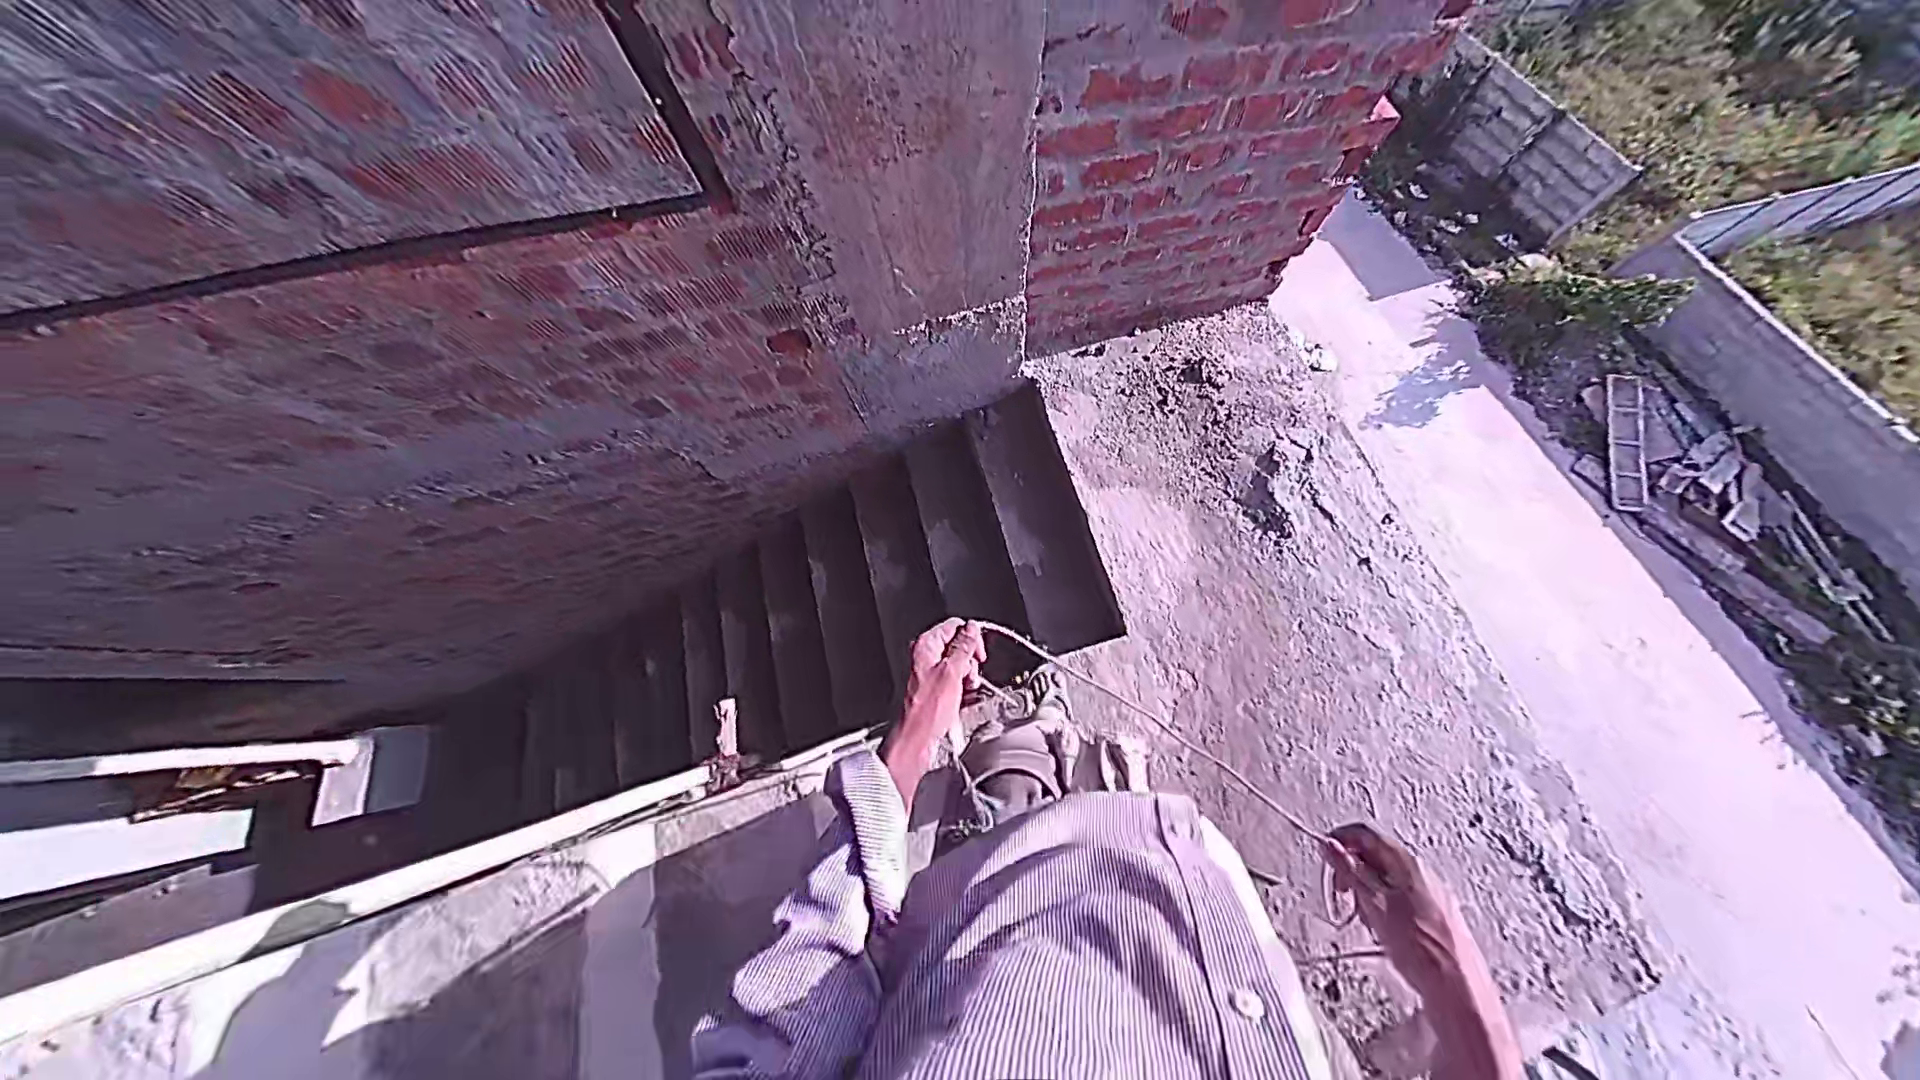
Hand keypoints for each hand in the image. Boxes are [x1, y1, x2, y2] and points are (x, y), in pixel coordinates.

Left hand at [902, 618, 984, 739]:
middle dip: (970, 659)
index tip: (978, 653)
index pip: (954, 626)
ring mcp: (930, 671)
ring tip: (965, 687)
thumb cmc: (927, 710)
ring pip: (959, 662)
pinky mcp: (935, 686)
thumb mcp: (952, 673)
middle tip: (969, 674)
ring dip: (968, 674)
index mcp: (926, 645)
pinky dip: (962, 684)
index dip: (970, 638)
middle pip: (958, 645)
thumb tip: (971, 628)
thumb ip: (964, 647)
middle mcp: (926, 655)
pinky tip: (962, 694)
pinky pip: (955, 678)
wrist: (918, 738)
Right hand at [1322, 823, 1521, 1079]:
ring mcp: (1432, 896)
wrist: (1459, 995)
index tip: (1325, 854)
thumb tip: (1329, 844)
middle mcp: (1423, 874)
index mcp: (1409, 862)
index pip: (1366, 832)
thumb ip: (1348, 869)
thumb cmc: (1420, 950)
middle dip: (1351, 869)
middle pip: (1375, 854)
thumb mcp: (1372, 903)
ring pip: (1385, 878)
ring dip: (1365, 890)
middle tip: (1341, 890)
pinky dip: (1382, 906)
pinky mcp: (1436, 918)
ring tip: (1362, 915)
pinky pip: (1399, 898)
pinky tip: (1381, 928)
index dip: (1340, 839)